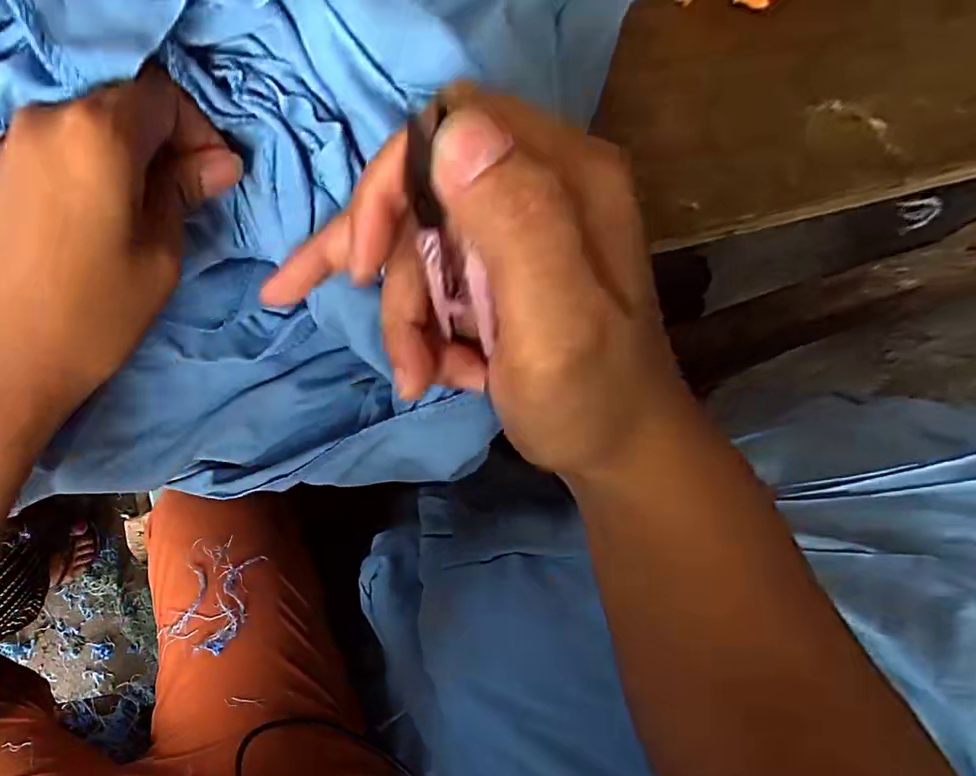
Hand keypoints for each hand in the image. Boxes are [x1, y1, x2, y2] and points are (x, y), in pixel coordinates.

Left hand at [0, 65, 241, 428]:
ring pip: (84, 122)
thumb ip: (184, 194)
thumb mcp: (159, 258)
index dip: (196, 131)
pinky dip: (81, 164)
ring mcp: (13, 142)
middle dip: (158, 139)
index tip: (209, 175)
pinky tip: (94, 209)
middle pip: (120, 102)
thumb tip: (218, 163)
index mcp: (97, 131)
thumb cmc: (94, 318)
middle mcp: (48, 116)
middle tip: (180, 191)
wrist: (12, 362)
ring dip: (119, 152)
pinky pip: (53, 147)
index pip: (163, 95)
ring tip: (135, 205)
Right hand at [260, 84, 695, 482]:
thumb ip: (516, 223)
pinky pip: (422, 287)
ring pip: (411, 254)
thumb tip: (451, 133)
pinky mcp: (490, 273)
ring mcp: (509, 234)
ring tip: (422, 376)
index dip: (388, 189)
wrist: (611, 448)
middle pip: (416, 200)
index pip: (449, 127)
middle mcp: (534, 190)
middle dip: (392, 281)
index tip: (364, 269)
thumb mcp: (555, 320)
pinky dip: (413, 334)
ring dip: (402, 323)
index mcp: (561, 179)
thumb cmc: (589, 396)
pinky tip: (431, 371)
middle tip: (399, 346)